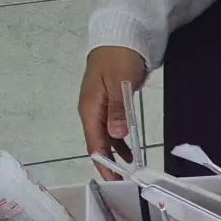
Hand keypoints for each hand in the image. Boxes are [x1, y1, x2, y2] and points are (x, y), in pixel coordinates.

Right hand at [78, 45, 148, 178]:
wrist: (120, 38)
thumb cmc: (118, 58)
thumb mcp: (120, 83)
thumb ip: (118, 109)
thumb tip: (116, 135)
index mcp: (90, 107)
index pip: (94, 142)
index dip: (103, 162)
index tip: (112, 179)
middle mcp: (91, 110)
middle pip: (98, 142)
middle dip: (108, 163)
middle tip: (122, 182)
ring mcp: (99, 108)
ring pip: (105, 137)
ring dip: (115, 154)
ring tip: (128, 171)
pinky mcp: (109, 105)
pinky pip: (112, 128)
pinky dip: (120, 141)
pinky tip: (130, 152)